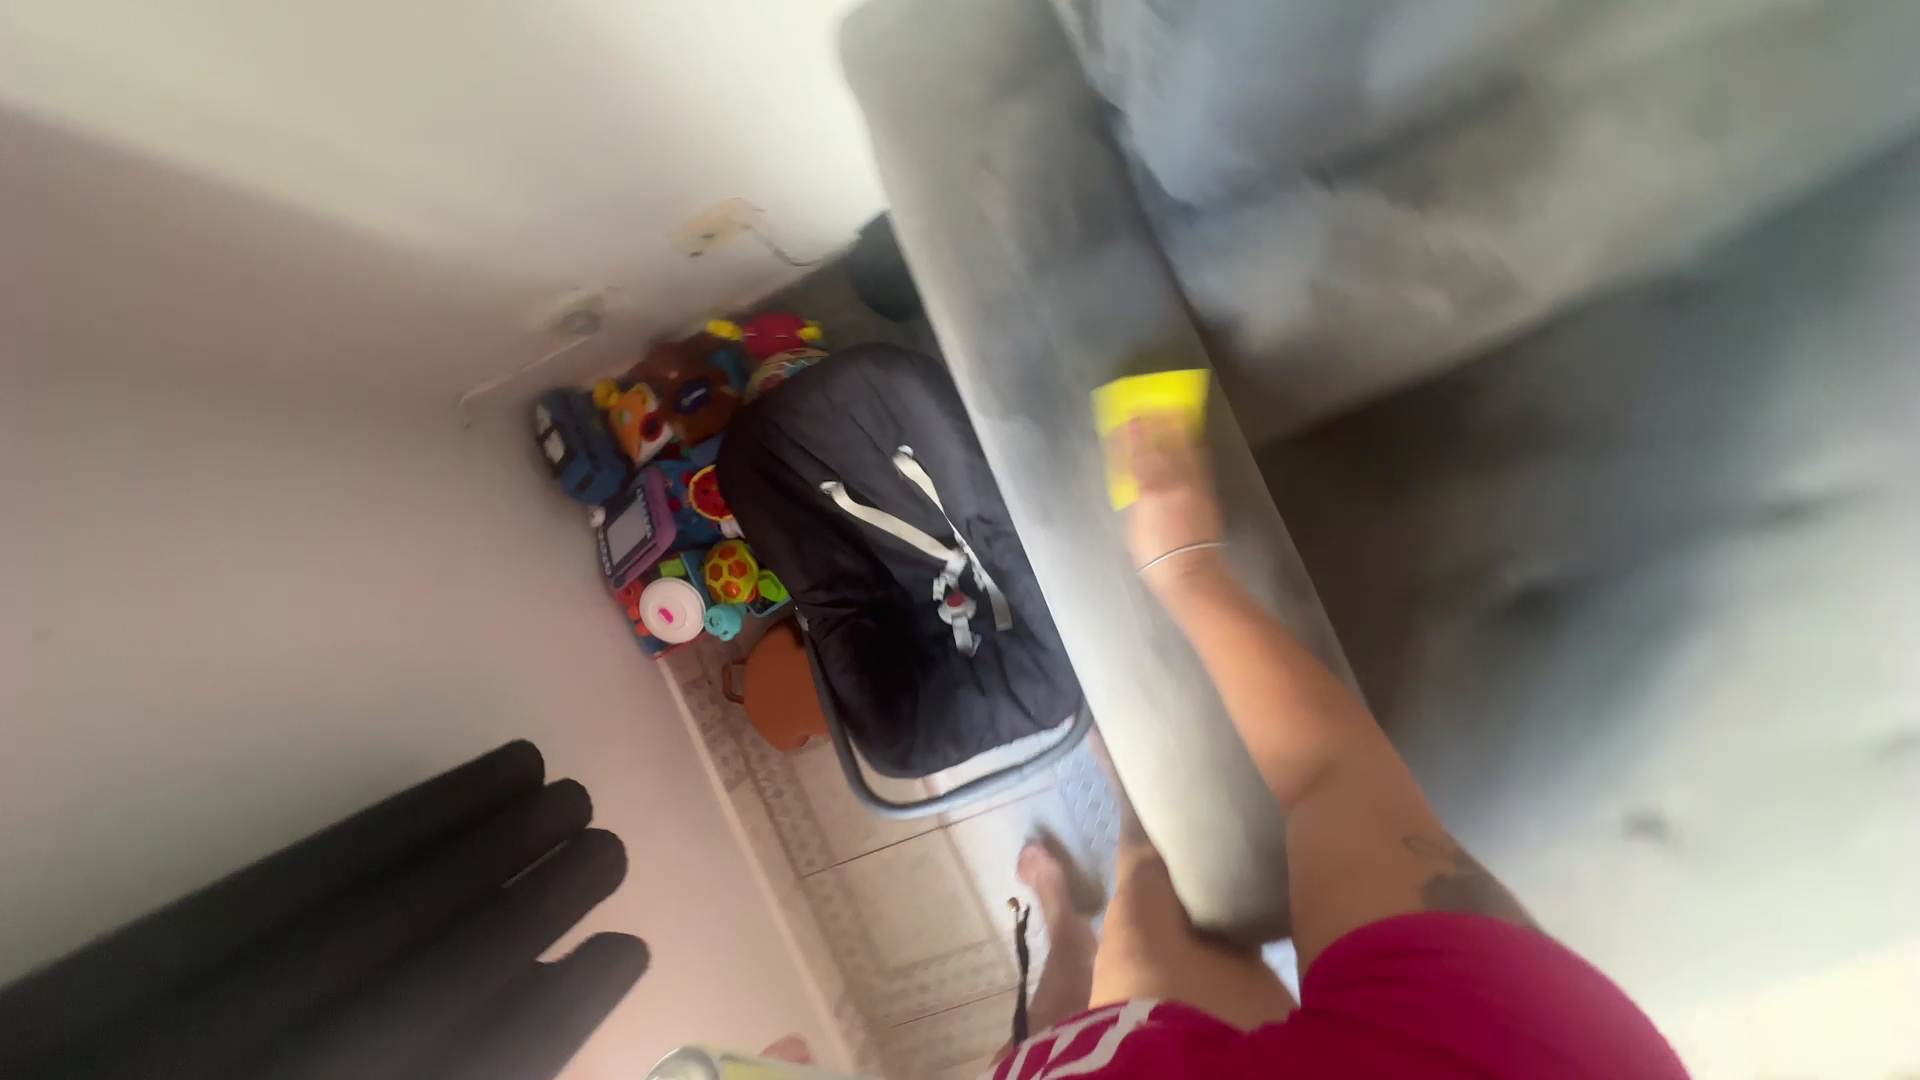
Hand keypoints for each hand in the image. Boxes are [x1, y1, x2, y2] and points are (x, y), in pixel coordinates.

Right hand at [1108, 412, 1224, 587]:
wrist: (1190, 571)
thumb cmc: (1154, 555)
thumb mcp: (1133, 526)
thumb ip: (1135, 501)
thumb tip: (1136, 486)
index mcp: (1148, 491)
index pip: (1136, 456)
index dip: (1130, 436)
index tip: (1125, 420)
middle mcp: (1171, 482)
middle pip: (1160, 446)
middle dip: (1152, 425)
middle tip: (1147, 408)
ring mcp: (1192, 485)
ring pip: (1182, 449)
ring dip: (1175, 429)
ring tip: (1170, 412)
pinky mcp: (1206, 491)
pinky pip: (1199, 462)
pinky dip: (1193, 446)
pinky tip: (1192, 438)